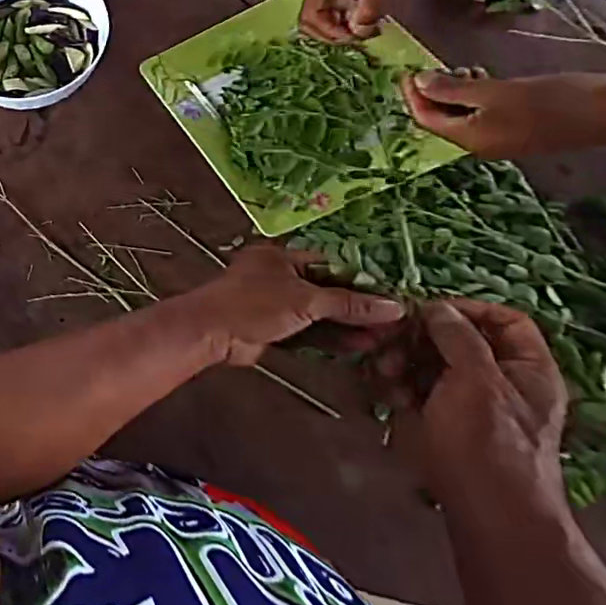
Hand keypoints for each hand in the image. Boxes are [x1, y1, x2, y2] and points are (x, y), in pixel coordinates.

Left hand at [178, 244, 405, 367]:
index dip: (361, 282)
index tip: (392, 297)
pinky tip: (357, 347)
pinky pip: (306, 332)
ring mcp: (272, 304)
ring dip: (346, 327)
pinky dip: (329, 339)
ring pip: (317, 315)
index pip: (330, 264)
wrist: (211, 333)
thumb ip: (348, 304)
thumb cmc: (253, 304)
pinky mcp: (270, 328)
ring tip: (382, 339)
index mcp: (280, 257)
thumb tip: (393, 306)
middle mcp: (276, 276)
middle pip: (325, 291)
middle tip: (393, 324)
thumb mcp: (304, 300)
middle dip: (357, 309)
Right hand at [299, 0, 431, 41]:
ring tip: (362, 32)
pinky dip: (344, 23)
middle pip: (310, 21)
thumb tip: (358, 34)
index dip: (328, 32)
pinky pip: (333, 13)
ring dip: (337, 30)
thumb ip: (367, 13)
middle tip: (357, 38)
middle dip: (330, 34)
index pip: (310, 17)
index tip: (353, 37)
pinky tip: (363, 24)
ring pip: (320, 19)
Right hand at [381, 299, 567, 509]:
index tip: (427, 311)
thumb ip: (459, 338)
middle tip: (393, 341)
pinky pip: (410, 385)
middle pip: (454, 337)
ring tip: (387, 373)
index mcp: (524, 368)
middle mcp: (494, 378)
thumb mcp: (479, 382)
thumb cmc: (491, 443)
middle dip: (419, 337)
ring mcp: (461, 397)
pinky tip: (388, 394)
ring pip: (425, 359)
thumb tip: (437, 308)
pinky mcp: (433, 415)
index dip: (468, 309)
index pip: (503, 320)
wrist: (485, 510)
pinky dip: (394, 384)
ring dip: (399, 359)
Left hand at [404, 70, 605, 157]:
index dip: (413, 94)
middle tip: (435, 67)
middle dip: (432, 94)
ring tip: (463, 69)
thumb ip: (454, 89)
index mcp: (468, 139)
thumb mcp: (496, 91)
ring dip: (454, 93)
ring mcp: (499, 140)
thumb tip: (420, 82)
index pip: (425, 118)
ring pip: (461, 116)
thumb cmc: (555, 99)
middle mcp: (478, 145)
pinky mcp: (519, 130)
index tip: (409, 70)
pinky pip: (482, 115)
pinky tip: (484, 77)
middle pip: (439, 119)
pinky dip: (475, 97)